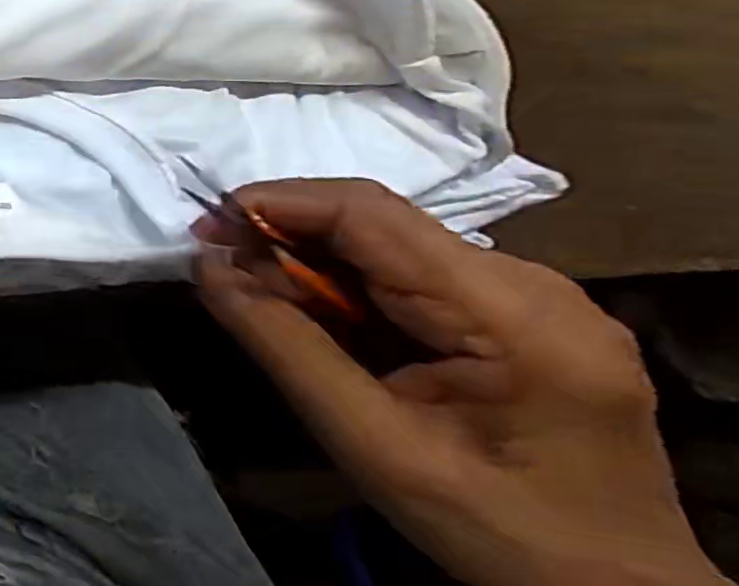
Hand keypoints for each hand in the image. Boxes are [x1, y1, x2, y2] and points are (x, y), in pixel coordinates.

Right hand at [196, 180, 725, 585]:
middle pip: (376, 221)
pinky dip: (345, 281)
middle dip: (285, 231)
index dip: (279, 203)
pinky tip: (320, 314)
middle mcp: (531, 283)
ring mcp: (530, 291)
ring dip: (311, 259)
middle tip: (219, 260)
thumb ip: (285, 346)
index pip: (372, 215)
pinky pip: (404, 267)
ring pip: (384, 240)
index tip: (209, 227)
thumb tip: (207, 266)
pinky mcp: (516, 307)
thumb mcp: (373, 447)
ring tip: (259, 294)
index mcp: (517, 317)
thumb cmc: (498, 534)